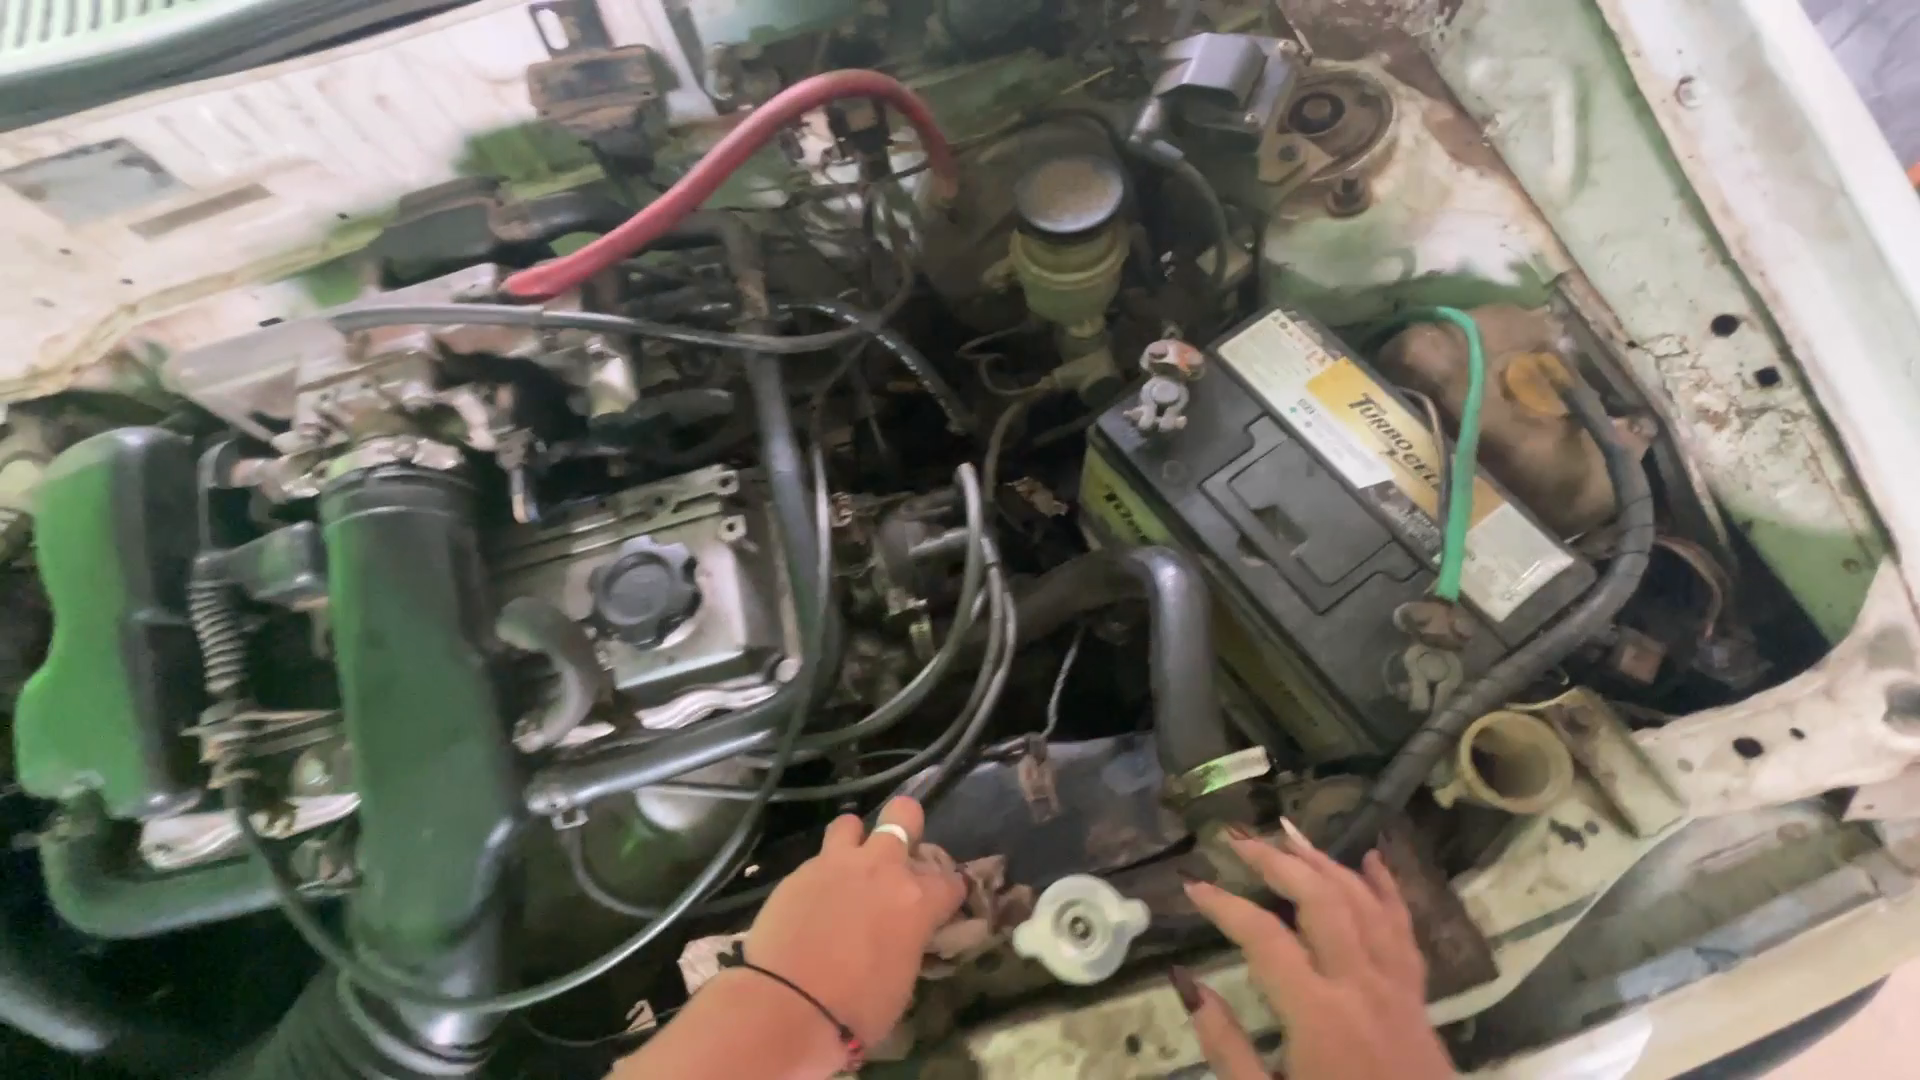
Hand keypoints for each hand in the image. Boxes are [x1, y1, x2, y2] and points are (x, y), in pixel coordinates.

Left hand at [738, 796, 966, 1047]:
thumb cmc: (855, 1011)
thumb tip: (904, 934)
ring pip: (851, 823)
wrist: (787, 1007)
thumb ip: (908, 941)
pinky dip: (822, 874)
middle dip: (908, 824)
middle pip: (905, 814)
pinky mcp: (800, 871)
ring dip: (855, 840)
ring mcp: (838, 863)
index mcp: (917, 900)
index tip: (944, 902)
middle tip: (899, 854)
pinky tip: (814, 899)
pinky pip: (818, 859)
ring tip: (848, 866)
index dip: (950, 891)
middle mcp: (883, 868)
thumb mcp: (902, 981)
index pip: (951, 881)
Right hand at [1174, 824, 1455, 1079]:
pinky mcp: (1419, 1002)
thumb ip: (1227, 1047)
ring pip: (1363, 903)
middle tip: (1237, 838)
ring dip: (1324, 862)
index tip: (1192, 885)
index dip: (1224, 905)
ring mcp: (1398, 991)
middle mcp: (1362, 989)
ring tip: (1288, 833)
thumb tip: (1188, 983)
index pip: (1264, 937)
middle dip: (1275, 862)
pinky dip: (1387, 890)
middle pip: (1319, 900)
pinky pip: (1405, 931)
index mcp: (1320, 1017)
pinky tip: (1372, 860)